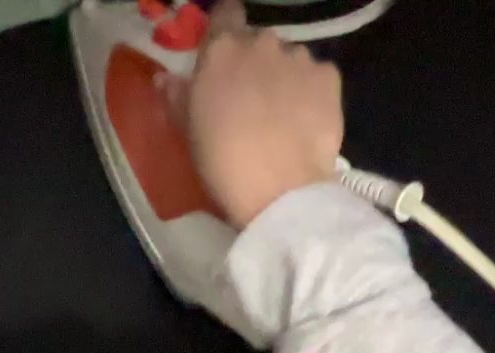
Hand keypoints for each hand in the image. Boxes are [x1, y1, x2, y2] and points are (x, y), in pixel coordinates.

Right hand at [178, 0, 343, 226]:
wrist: (279, 192)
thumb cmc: (223, 165)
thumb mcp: (189, 134)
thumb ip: (177, 98)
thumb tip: (165, 78)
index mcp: (221, 51)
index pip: (225, 14)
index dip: (225, 31)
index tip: (224, 60)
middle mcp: (262, 43)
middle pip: (258, 43)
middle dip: (255, 65)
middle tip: (251, 103)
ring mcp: (300, 58)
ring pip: (290, 60)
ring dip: (284, 80)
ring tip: (282, 119)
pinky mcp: (329, 78)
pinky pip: (317, 78)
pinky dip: (311, 95)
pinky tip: (305, 124)